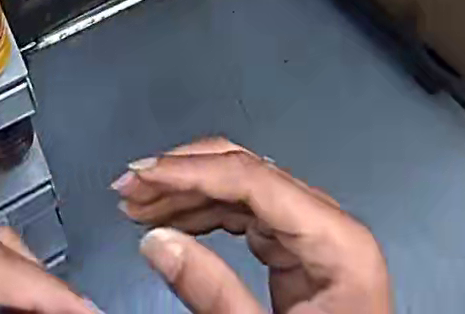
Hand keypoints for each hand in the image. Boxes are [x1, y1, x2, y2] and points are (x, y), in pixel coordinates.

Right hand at [113, 137, 391, 313]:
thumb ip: (214, 294)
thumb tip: (151, 240)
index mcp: (336, 240)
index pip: (249, 177)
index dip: (188, 170)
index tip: (139, 174)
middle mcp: (326, 221)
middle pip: (240, 171)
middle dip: (179, 174)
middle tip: (128, 186)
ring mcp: (310, 229)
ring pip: (234, 186)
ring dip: (182, 192)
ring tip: (135, 205)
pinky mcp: (295, 245)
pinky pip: (240, 212)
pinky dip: (200, 213)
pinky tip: (167, 220)